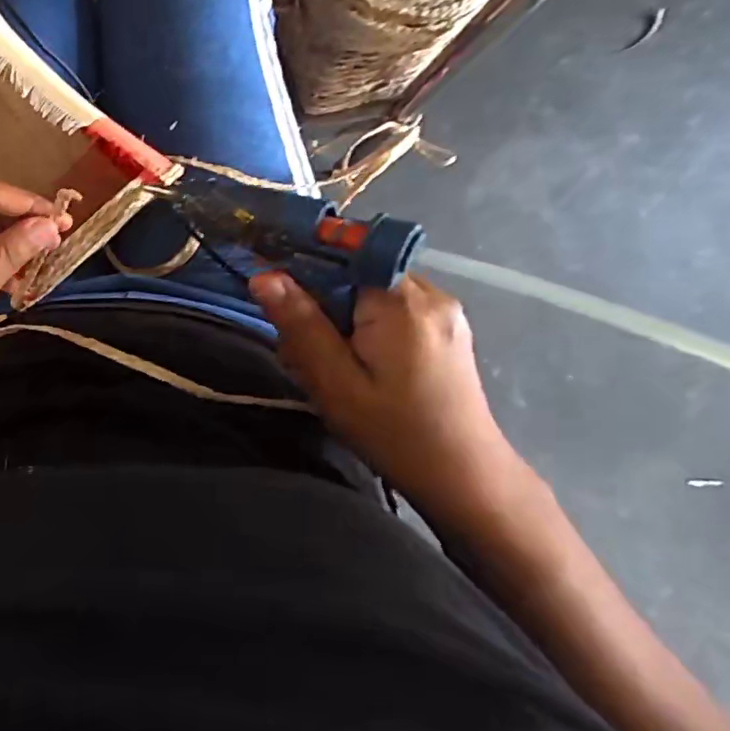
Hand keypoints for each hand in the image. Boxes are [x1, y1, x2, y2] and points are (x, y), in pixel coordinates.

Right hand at [249, 271, 523, 519]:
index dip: (303, 266)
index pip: (343, 253)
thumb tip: (264, 276)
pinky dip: (362, 326)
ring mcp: (442, 310)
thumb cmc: (395, 433)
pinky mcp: (444, 328)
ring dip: (338, 317)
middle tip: (301, 353)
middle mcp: (429, 293)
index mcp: (402, 302)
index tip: (277, 297)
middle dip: (319, 302)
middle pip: (355, 272)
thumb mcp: (335, 383)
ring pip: (368, 291)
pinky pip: (389, 308)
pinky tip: (356, 364)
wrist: (465, 477)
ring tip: (329, 365)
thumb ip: (301, 325)